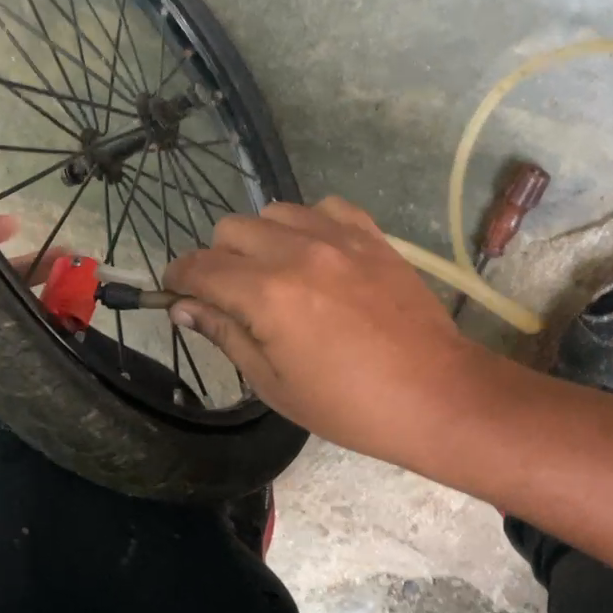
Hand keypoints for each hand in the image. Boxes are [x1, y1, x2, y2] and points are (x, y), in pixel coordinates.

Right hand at [162, 198, 481, 467]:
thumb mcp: (273, 383)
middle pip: (230, 229)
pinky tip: (316, 256)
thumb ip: (225, 334)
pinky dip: (308, 225)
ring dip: (261, 239)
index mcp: (267, 294)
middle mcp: (296, 252)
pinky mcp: (370, 235)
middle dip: (218, 260)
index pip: (200, 267)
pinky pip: (322, 207)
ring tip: (276, 274)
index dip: (178, 278)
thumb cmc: (347, 405)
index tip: (177, 293)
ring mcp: (338, 237)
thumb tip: (184, 308)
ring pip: (272, 212)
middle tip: (232, 295)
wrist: (434, 394)